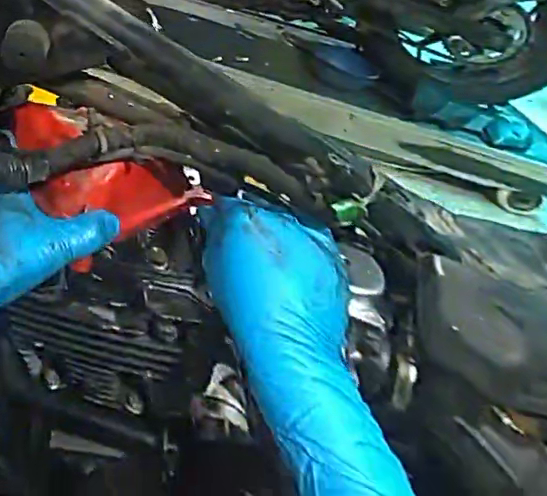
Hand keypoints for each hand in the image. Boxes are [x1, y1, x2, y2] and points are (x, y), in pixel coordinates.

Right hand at [202, 198, 413, 495]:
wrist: (289, 350)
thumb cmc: (252, 308)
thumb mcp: (215, 258)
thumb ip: (214, 225)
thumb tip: (211, 212)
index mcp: (267, 215)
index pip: (236, 195)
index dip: (218, 204)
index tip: (210, 211)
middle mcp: (301, 225)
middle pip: (266, 207)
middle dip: (248, 218)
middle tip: (228, 232)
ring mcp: (322, 248)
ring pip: (289, 226)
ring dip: (273, 234)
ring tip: (254, 256)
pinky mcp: (336, 269)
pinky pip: (308, 249)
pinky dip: (292, 254)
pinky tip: (277, 273)